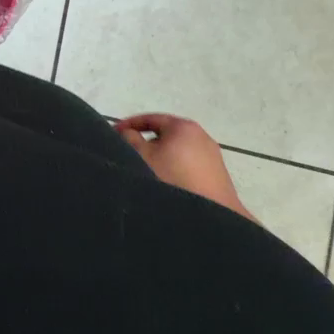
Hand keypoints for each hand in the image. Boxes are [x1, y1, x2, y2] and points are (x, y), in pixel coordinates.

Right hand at [114, 114, 254, 220]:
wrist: (211, 215)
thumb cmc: (171, 178)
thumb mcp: (141, 155)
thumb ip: (129, 137)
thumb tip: (128, 132)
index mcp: (183, 126)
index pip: (150, 118)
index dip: (129, 125)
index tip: (114, 135)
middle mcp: (202, 136)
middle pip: (165, 134)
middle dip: (146, 143)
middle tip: (130, 153)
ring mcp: (214, 157)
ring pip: (178, 151)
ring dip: (161, 158)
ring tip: (148, 171)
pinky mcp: (219, 176)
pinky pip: (190, 165)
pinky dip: (176, 169)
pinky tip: (168, 183)